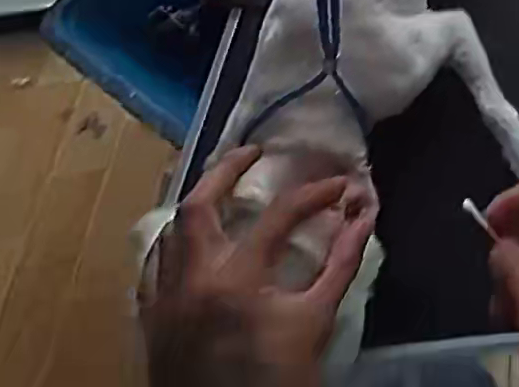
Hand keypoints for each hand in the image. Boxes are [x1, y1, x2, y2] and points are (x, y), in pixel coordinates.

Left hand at [142, 145, 375, 386]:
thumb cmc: (276, 379)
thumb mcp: (316, 320)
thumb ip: (342, 262)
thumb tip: (366, 215)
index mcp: (234, 280)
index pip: (279, 215)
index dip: (315, 194)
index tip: (341, 185)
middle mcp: (190, 282)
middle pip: (197, 207)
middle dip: (227, 171)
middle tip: (254, 153)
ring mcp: (164, 304)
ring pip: (167, 234)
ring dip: (197, 204)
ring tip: (224, 188)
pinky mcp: (153, 324)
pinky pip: (154, 268)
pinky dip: (175, 242)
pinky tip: (196, 240)